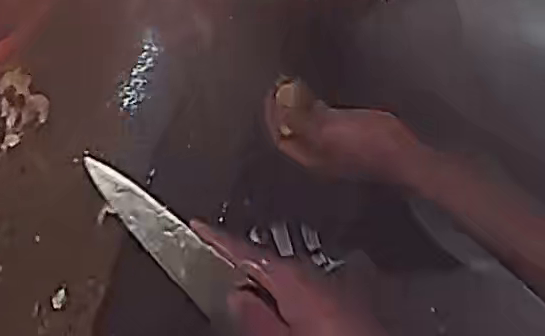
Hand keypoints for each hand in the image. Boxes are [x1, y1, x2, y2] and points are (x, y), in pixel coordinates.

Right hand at [193, 223, 385, 335]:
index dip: (216, 239)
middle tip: (212, 261)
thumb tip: (231, 293)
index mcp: (294, 279)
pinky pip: (304, 288)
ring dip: (264, 280)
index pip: (245, 250)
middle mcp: (314, 273)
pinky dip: (285, 292)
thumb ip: (257, 319)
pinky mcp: (348, 301)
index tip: (195, 226)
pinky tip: (281, 309)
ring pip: (286, 276)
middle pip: (266, 261)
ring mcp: (335, 286)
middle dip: (240, 263)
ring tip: (244, 289)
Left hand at [263, 83, 414, 183]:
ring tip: (293, 88)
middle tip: (280, 87)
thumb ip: (303, 120)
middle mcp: (320, 156)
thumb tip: (281, 109)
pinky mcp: (349, 138)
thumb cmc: (371, 144)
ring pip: (305, 126)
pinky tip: (314, 98)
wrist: (407, 156)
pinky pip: (320, 121)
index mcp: (312, 157)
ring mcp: (335, 148)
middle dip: (282, 109)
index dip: (272, 115)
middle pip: (291, 132)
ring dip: (296, 107)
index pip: (280, 137)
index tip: (271, 92)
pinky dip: (312, 108)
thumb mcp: (330, 129)